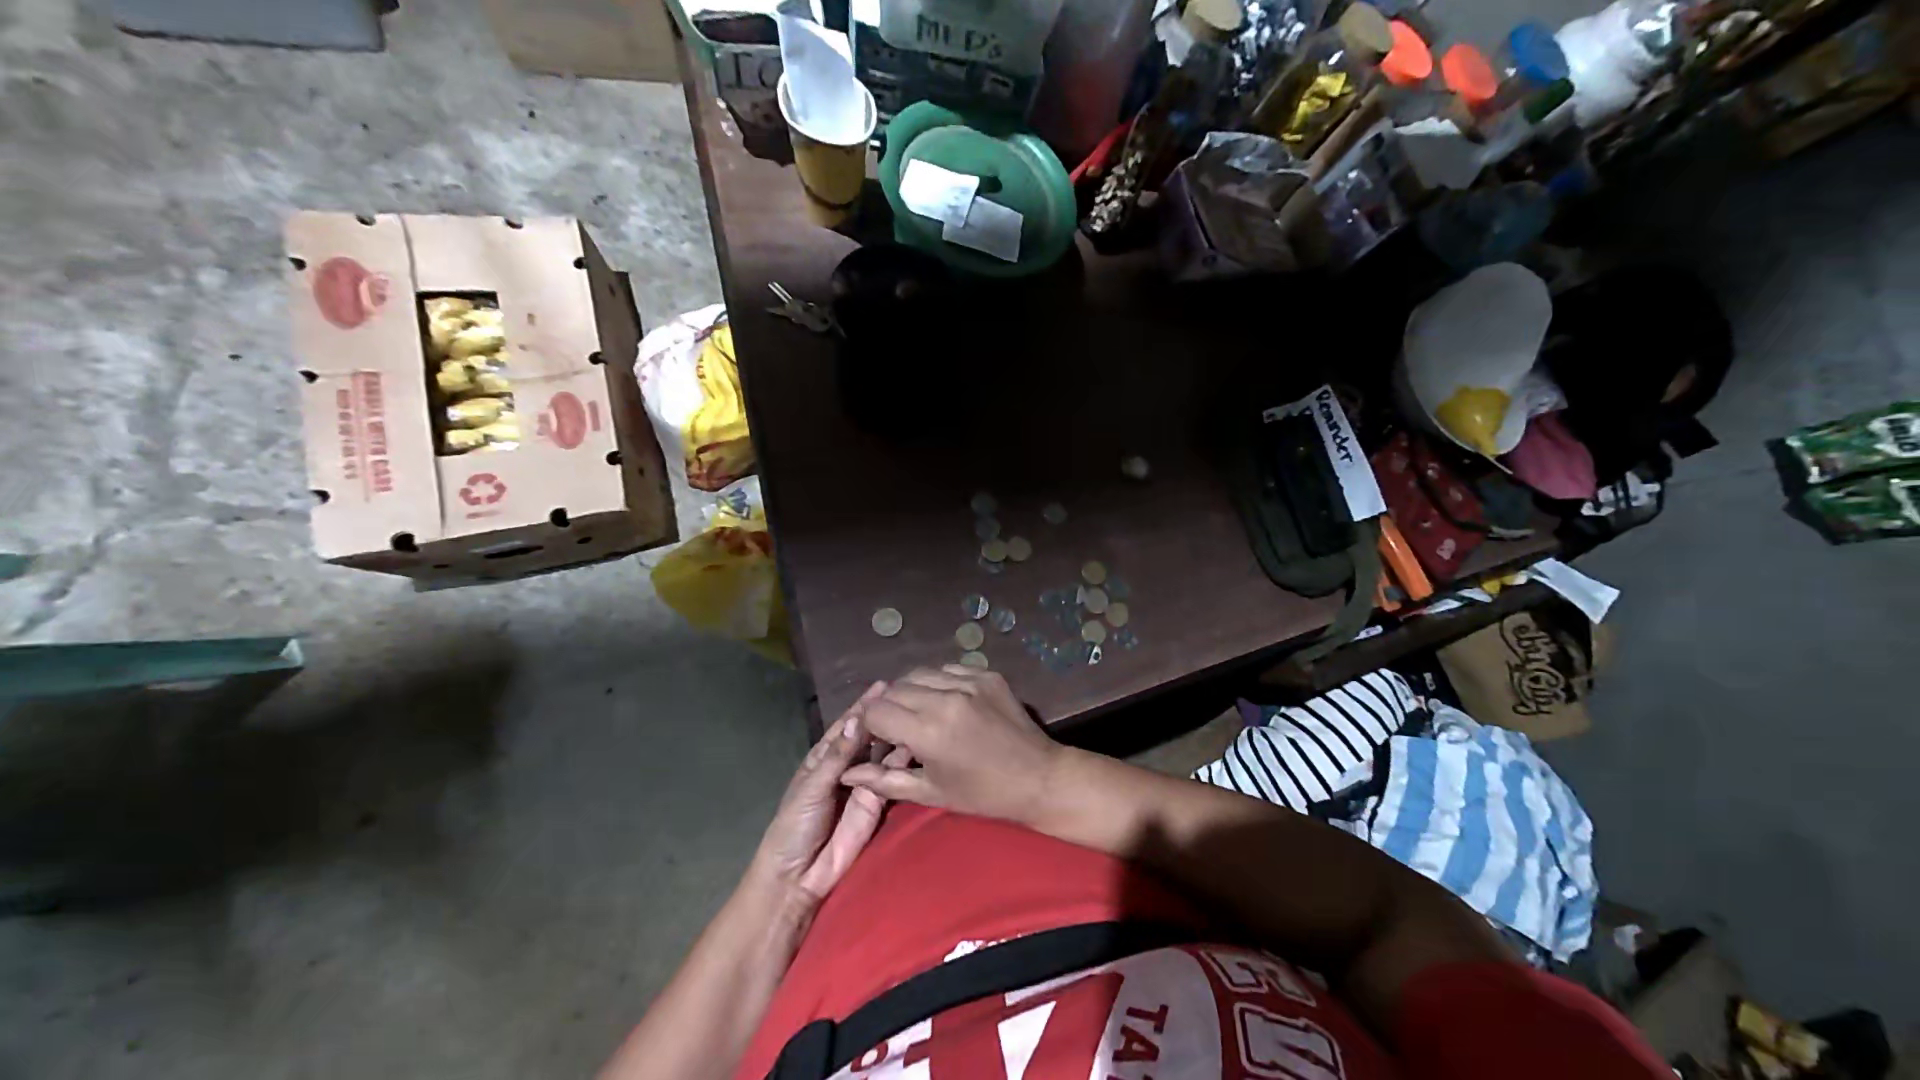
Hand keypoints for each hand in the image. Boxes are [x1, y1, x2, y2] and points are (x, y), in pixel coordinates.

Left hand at [752, 683, 906, 908]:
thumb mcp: (812, 787)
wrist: (800, 876)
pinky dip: (901, 763)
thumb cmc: (794, 826)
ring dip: (895, 737)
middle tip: (907, 696)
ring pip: (882, 755)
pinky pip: (890, 779)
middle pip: (867, 738)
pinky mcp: (878, 804)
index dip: (862, 707)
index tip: (882, 686)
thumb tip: (856, 721)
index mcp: (823, 759)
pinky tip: (915, 745)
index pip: (845, 728)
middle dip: (883, 718)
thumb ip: (837, 757)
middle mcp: (846, 767)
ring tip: (915, 715)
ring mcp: (863, 785)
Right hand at [840, 666, 1064, 827]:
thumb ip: (885, 780)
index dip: (870, 726)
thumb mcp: (932, 792)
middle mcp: (945, 699)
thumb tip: (848, 772)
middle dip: (888, 708)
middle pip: (893, 689)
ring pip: (919, 674)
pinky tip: (945, 703)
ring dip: (911, 692)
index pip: (876, 711)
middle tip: (898, 730)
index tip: (879, 741)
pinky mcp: (987, 674)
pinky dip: (938, 683)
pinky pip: (948, 669)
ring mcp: (969, 682)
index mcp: (928, 732)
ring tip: (920, 714)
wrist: (1039, 778)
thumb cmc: (984, 794)